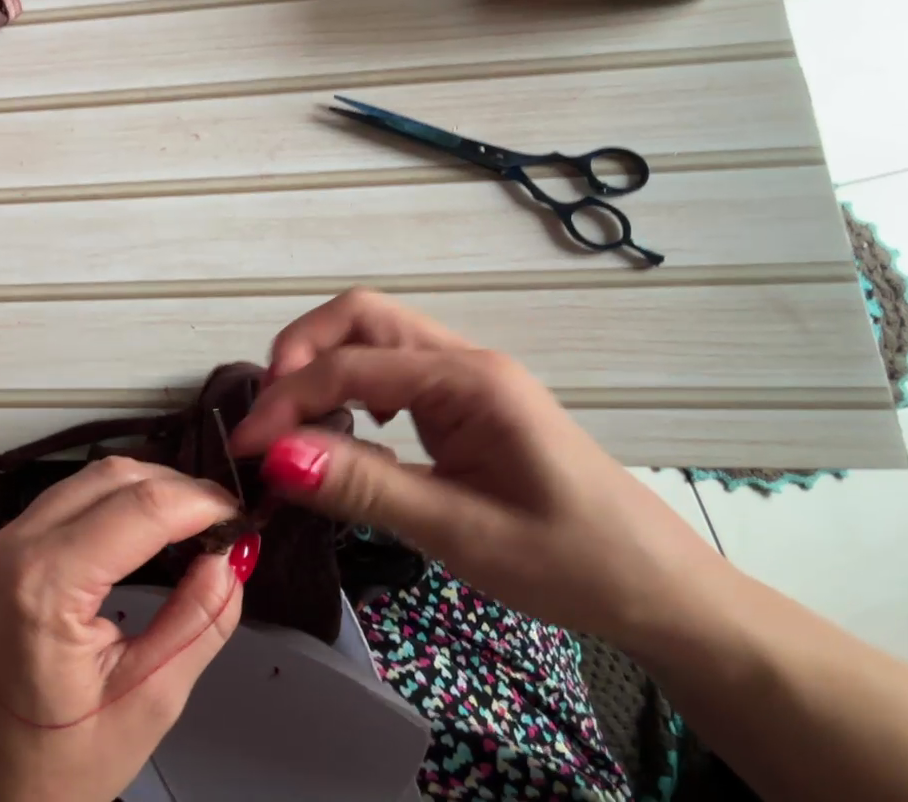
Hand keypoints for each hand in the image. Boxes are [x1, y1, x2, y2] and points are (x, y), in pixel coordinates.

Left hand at [0, 458, 251, 801]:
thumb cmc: (63, 757)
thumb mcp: (150, 700)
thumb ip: (198, 622)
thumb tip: (232, 557)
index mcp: (46, 585)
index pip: (139, 509)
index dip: (200, 503)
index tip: (243, 519)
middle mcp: (15, 546)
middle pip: (113, 476)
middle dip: (178, 488)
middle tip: (225, 524)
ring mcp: (2, 540)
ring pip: (91, 477)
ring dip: (149, 487)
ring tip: (197, 524)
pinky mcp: (4, 545)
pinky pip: (71, 496)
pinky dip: (119, 499)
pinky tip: (152, 526)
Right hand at [230, 288, 728, 648]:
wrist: (661, 591)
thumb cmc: (573, 564)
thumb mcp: (461, 533)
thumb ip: (365, 487)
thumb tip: (275, 457)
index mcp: (469, 380)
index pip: (348, 366)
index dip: (285, 402)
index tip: (246, 451)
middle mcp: (464, 361)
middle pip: (358, 316)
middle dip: (299, 354)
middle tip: (271, 420)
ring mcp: (465, 378)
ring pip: (370, 337)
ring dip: (321, 368)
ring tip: (299, 430)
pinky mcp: (463, 403)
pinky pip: (388, 370)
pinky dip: (348, 388)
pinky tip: (350, 434)